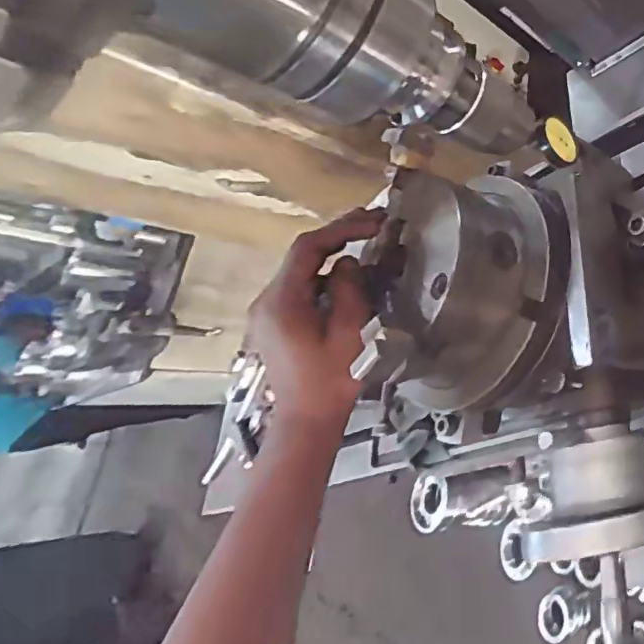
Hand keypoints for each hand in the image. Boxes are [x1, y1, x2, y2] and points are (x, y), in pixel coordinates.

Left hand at [247, 208, 384, 427]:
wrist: (303, 423)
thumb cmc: (330, 381)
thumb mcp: (349, 332)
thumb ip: (350, 290)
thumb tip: (348, 263)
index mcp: (282, 301)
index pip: (308, 248)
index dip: (343, 228)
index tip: (375, 222)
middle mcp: (268, 300)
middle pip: (302, 254)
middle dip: (339, 234)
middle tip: (374, 220)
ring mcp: (268, 312)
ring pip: (302, 268)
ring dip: (333, 251)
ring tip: (367, 238)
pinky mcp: (276, 323)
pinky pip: (302, 286)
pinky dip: (326, 271)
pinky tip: (350, 272)